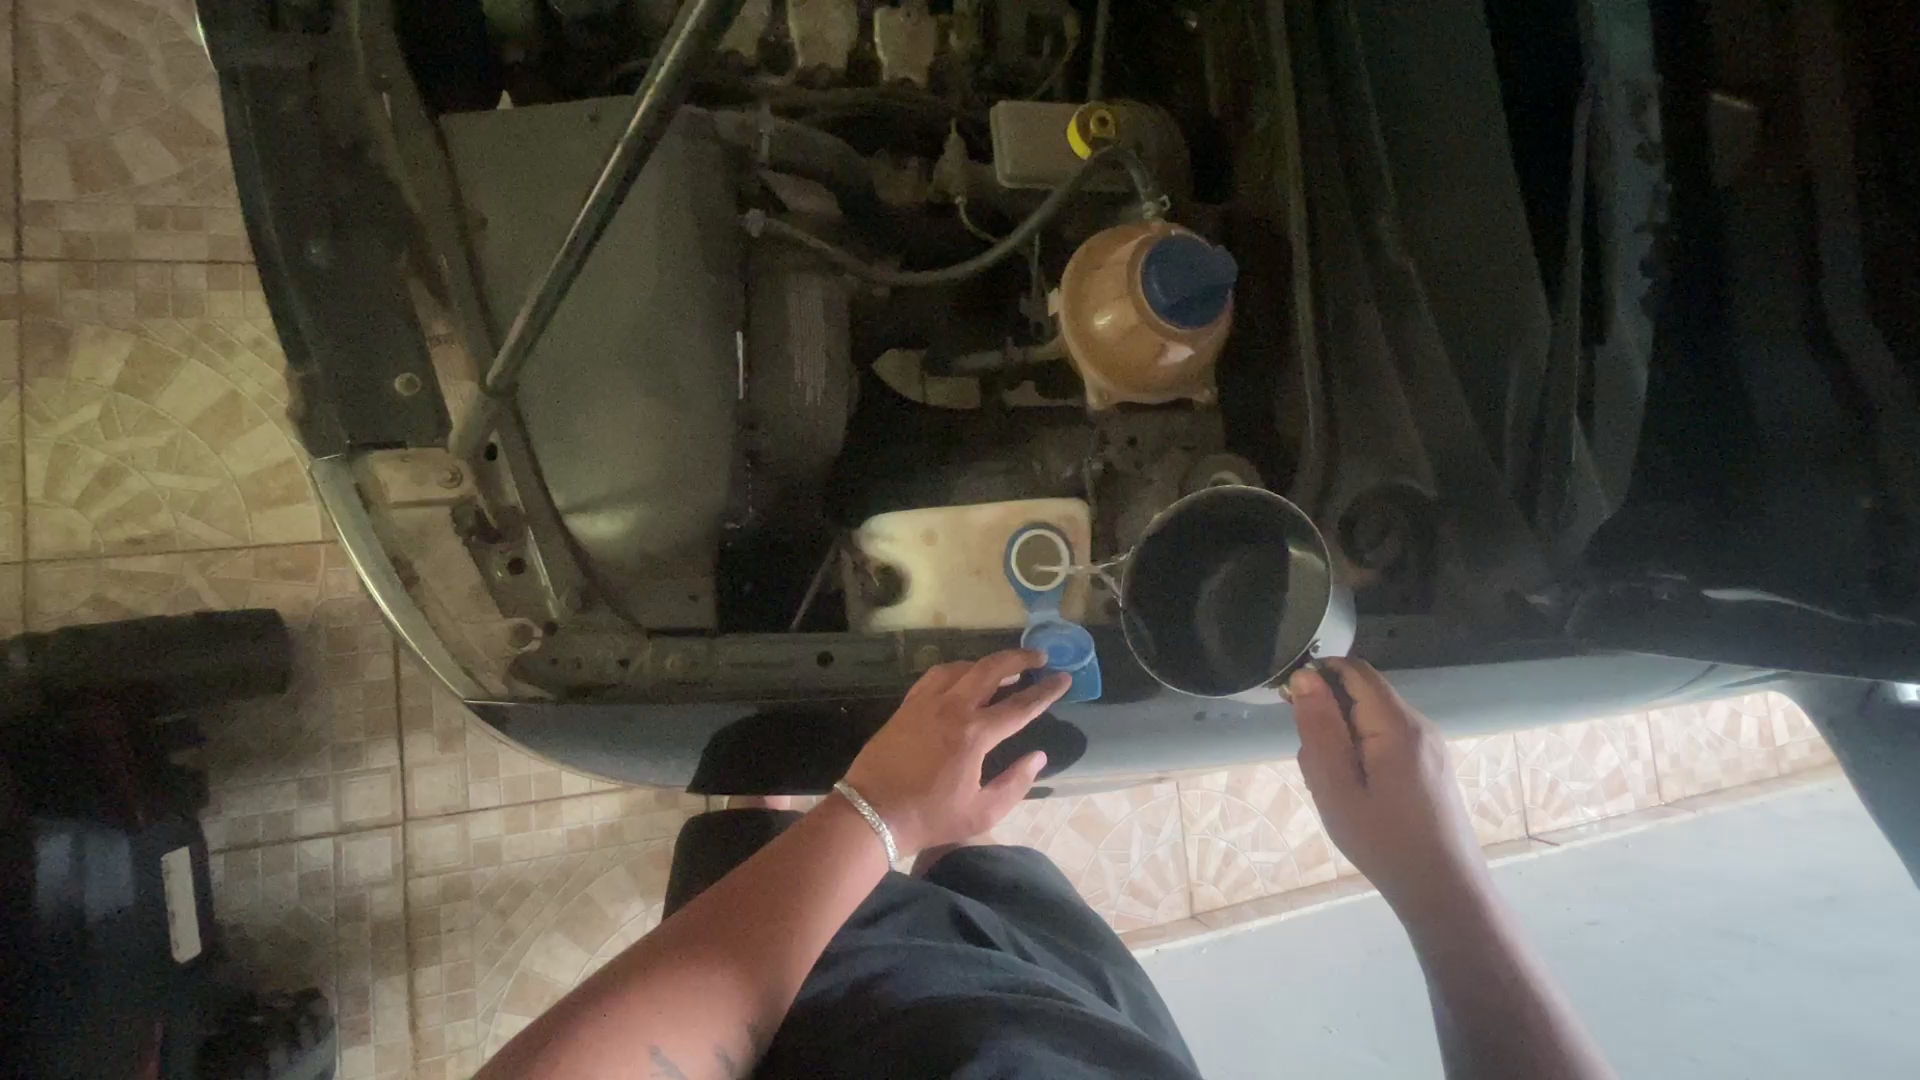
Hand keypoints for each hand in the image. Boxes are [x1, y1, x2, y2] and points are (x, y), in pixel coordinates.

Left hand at [841, 650, 1069, 858]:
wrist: (870, 813)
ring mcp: (926, 702)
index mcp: (974, 735)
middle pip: (990, 669)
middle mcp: (952, 708)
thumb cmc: (929, 818)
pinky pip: (937, 675)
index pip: (1020, 706)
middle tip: (1039, 657)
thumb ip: (1015, 783)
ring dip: (987, 663)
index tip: (1065, 678)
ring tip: (1004, 668)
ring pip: (962, 666)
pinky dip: (957, 670)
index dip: (1046, 691)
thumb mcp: (981, 813)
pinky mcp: (907, 704)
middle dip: (1018, 658)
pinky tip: (964, 677)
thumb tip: (1038, 756)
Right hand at [1290, 658, 1488, 911]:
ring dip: (1342, 737)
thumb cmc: (1383, 841)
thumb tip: (1304, 677)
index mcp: (1397, 726)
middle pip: (1362, 693)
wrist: (1444, 893)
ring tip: (1336, 784)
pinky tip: (1357, 791)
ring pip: (1370, 717)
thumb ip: (1319, 728)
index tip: (1293, 707)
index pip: (1354, 671)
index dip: (1318, 674)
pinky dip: (1360, 751)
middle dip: (1328, 714)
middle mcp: (1419, 726)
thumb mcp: (1335, 786)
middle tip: (1315, 763)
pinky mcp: (1431, 764)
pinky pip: (1385, 738)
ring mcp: (1430, 745)